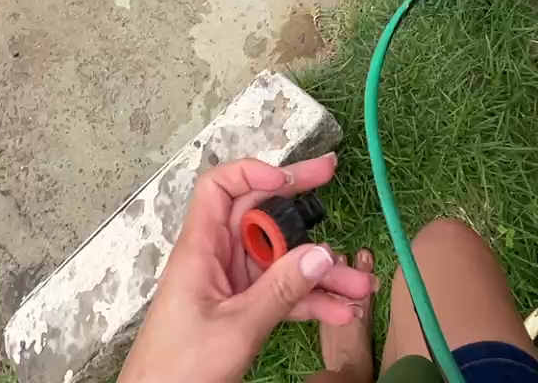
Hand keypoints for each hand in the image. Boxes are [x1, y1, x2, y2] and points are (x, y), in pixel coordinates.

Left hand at [119, 154, 376, 382]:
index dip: (251, 173)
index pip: (219, 187)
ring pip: (280, 259)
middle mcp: (217, 255)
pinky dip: (310, 302)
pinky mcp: (242, 309)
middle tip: (331, 176)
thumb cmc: (178, 369)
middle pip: (260, 214)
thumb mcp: (235, 328)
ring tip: (359, 284)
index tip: (286, 178)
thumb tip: (320, 255)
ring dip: (318, 270)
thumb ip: (279, 291)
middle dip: (299, 202)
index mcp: (201, 246)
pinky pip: (281, 293)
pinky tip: (341, 311)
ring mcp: (231, 282)